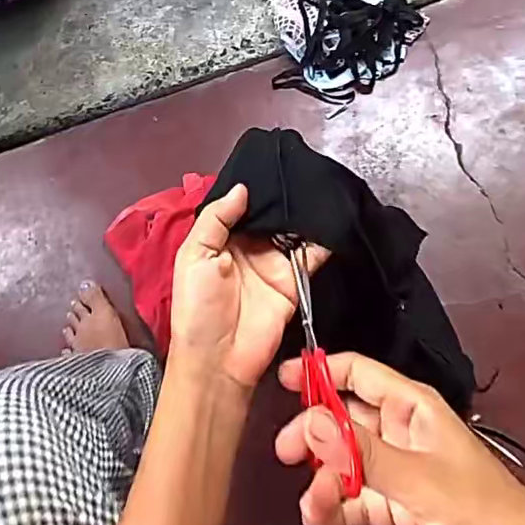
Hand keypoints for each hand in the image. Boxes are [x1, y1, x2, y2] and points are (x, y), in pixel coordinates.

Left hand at [168, 184, 328, 390]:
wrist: (219, 360)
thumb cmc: (197, 308)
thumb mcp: (193, 256)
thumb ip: (216, 219)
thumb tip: (243, 188)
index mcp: (223, 238)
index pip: (242, 205)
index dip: (255, 187)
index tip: (273, 164)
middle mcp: (251, 246)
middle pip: (271, 214)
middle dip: (283, 195)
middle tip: (302, 168)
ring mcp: (275, 262)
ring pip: (294, 229)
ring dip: (304, 212)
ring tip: (319, 185)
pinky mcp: (295, 279)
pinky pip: (312, 254)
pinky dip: (323, 238)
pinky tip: (332, 218)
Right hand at [275, 353, 524, 524]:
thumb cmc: (484, 514)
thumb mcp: (422, 481)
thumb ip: (365, 452)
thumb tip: (313, 419)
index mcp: (412, 406)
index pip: (360, 373)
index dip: (323, 370)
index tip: (286, 379)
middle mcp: (402, 431)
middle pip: (345, 419)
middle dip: (316, 434)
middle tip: (286, 453)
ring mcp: (399, 470)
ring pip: (346, 462)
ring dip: (324, 480)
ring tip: (315, 505)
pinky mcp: (399, 506)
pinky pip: (356, 498)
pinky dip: (337, 509)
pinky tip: (323, 521)